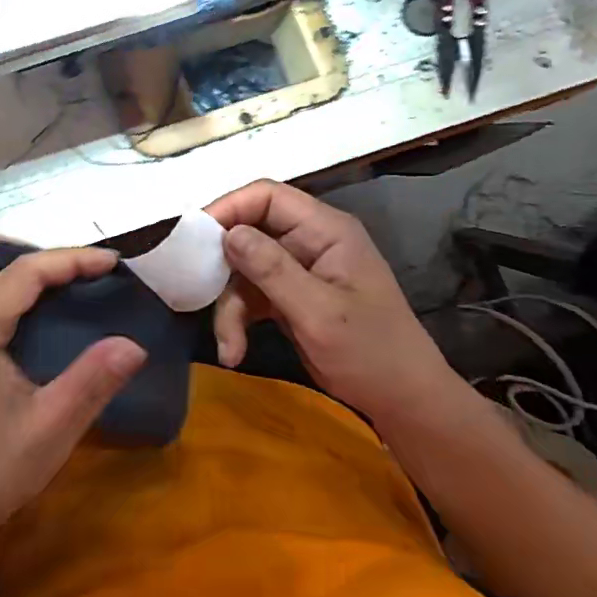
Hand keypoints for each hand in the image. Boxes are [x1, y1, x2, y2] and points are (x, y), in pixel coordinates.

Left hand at [0, 236, 147, 596]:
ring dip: (19, 271)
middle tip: (82, 276)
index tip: (114, 263)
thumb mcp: (51, 428)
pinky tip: (33, 324)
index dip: (73, 259)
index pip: (26, 270)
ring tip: (65, 293)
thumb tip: (135, 345)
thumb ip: (94, 380)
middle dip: (39, 254)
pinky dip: (4, 292)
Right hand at [205, 180, 452, 421]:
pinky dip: (238, 321)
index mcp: (325, 230)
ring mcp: (299, 270)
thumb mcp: (318, 312)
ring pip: (244, 270)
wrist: (402, 399)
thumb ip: (272, 269)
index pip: (268, 196)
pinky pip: (252, 297)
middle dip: (223, 268)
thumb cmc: (370, 352)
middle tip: (197, 293)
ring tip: (228, 346)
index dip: (229, 209)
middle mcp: (310, 241)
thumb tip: (228, 233)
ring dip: (229, 307)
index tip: (194, 237)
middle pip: (249, 233)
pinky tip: (234, 352)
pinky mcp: (291, 298)